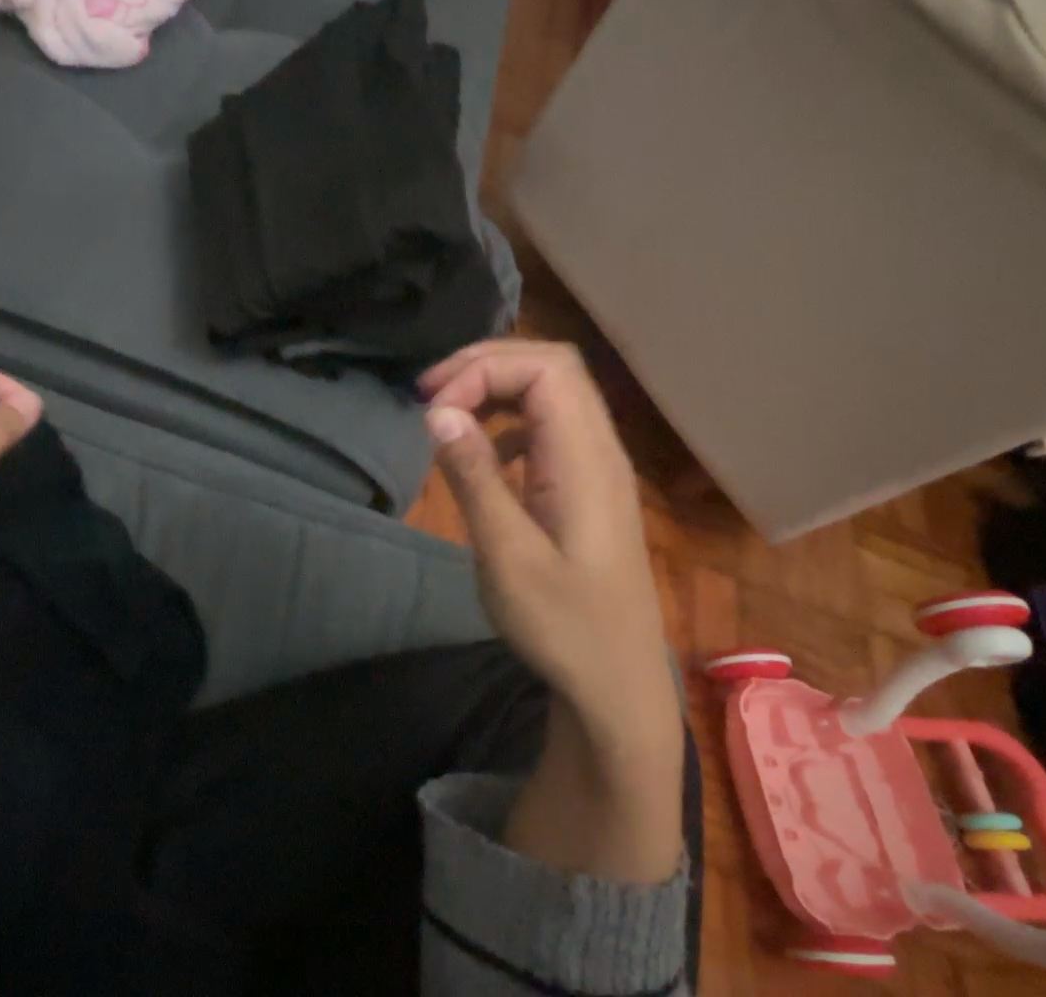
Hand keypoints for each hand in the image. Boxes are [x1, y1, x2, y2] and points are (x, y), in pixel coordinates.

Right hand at [419, 341, 674, 750]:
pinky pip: (549, 428)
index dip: (483, 369)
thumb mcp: (506, 556)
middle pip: (553, 367)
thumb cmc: (562, 625)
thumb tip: (437, 412)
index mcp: (586, 461)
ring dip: (496, 387)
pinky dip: (507, 420)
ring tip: (445, 412)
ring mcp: (595, 468)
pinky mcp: (583, 488)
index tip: (431, 408)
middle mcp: (599, 451)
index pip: (545, 371)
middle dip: (487, 364)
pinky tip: (479, 452)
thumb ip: (474, 478)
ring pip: (553, 393)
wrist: (615, 681)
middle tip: (430, 394)